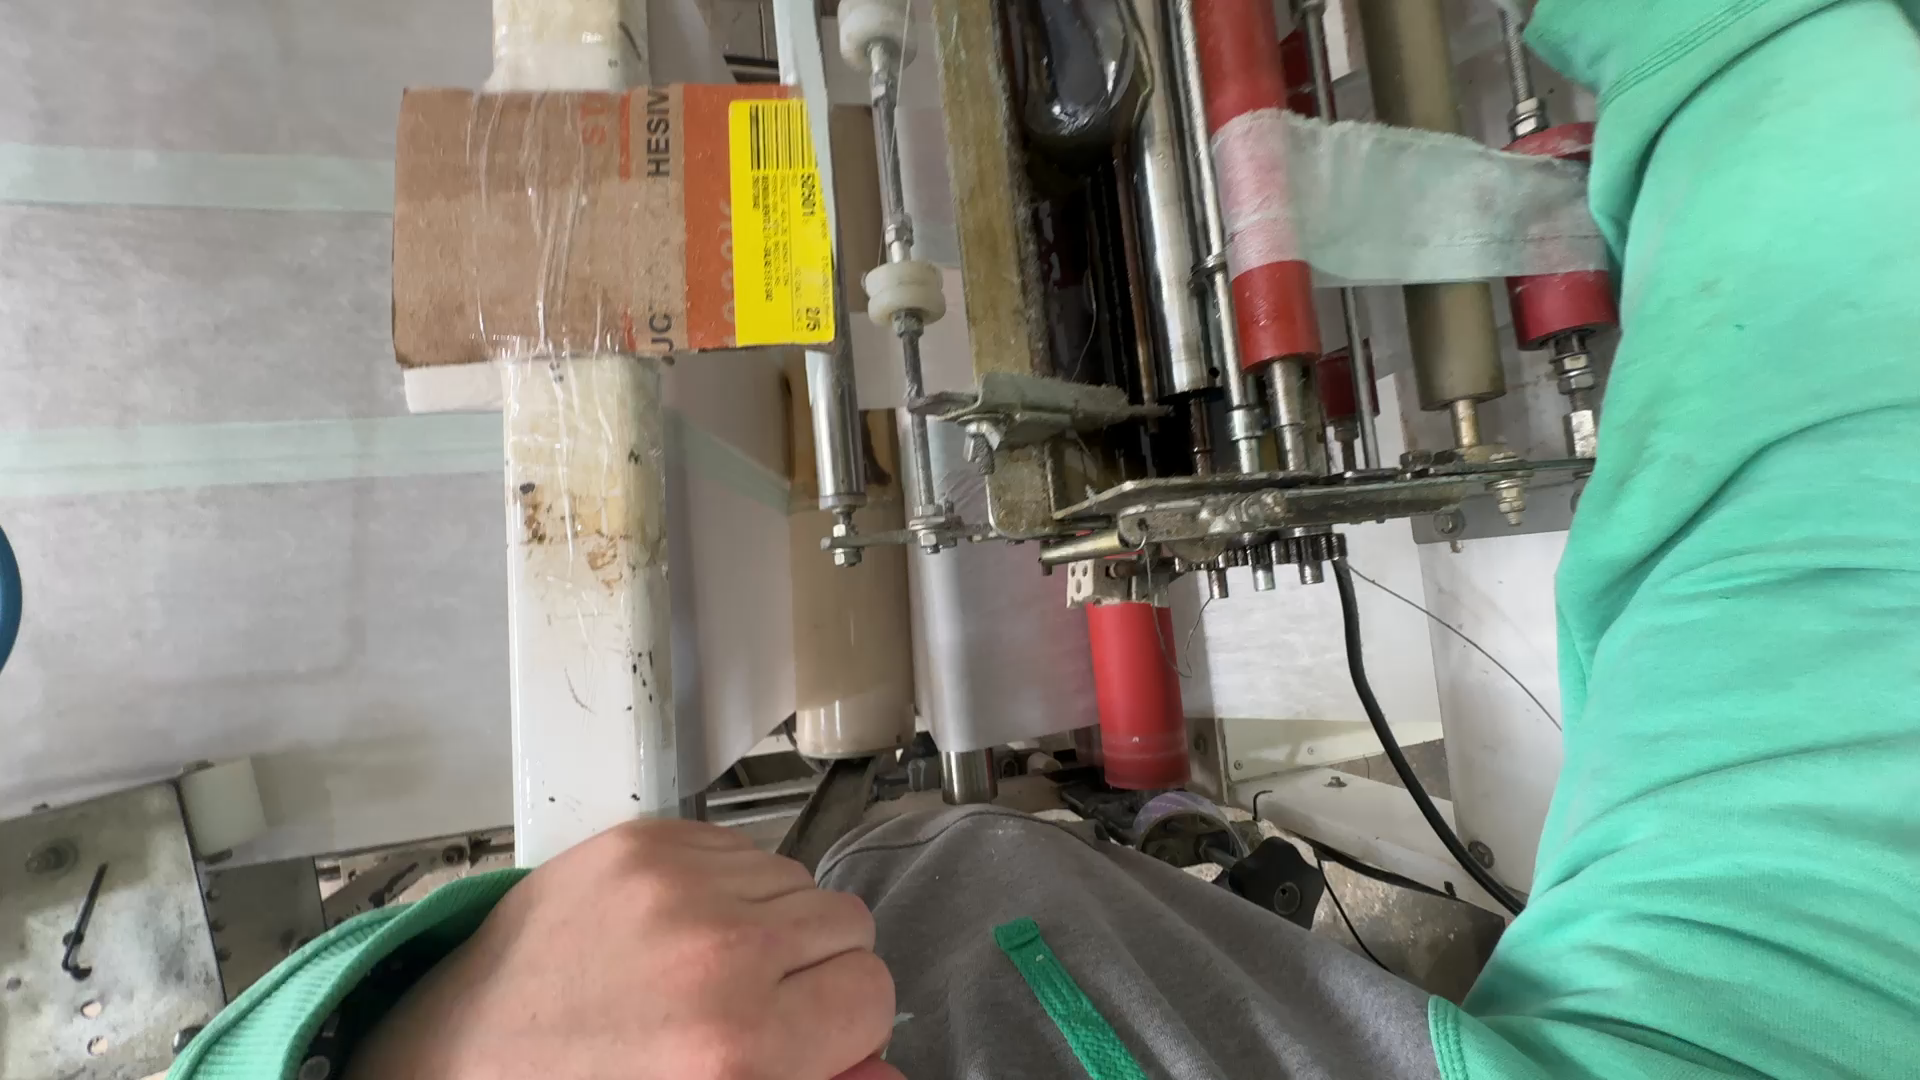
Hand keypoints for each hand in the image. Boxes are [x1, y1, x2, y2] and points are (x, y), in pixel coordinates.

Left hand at [347, 818, 900, 1079]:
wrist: (439, 1066)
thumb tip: (888, 1072)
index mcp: (734, 1047)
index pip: (872, 990)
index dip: (846, 1020)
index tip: (807, 1033)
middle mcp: (716, 946)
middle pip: (848, 921)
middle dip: (817, 966)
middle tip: (757, 1001)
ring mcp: (675, 878)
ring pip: (798, 880)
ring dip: (773, 922)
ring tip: (704, 965)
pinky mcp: (644, 838)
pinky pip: (744, 849)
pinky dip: (729, 888)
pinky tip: (675, 929)